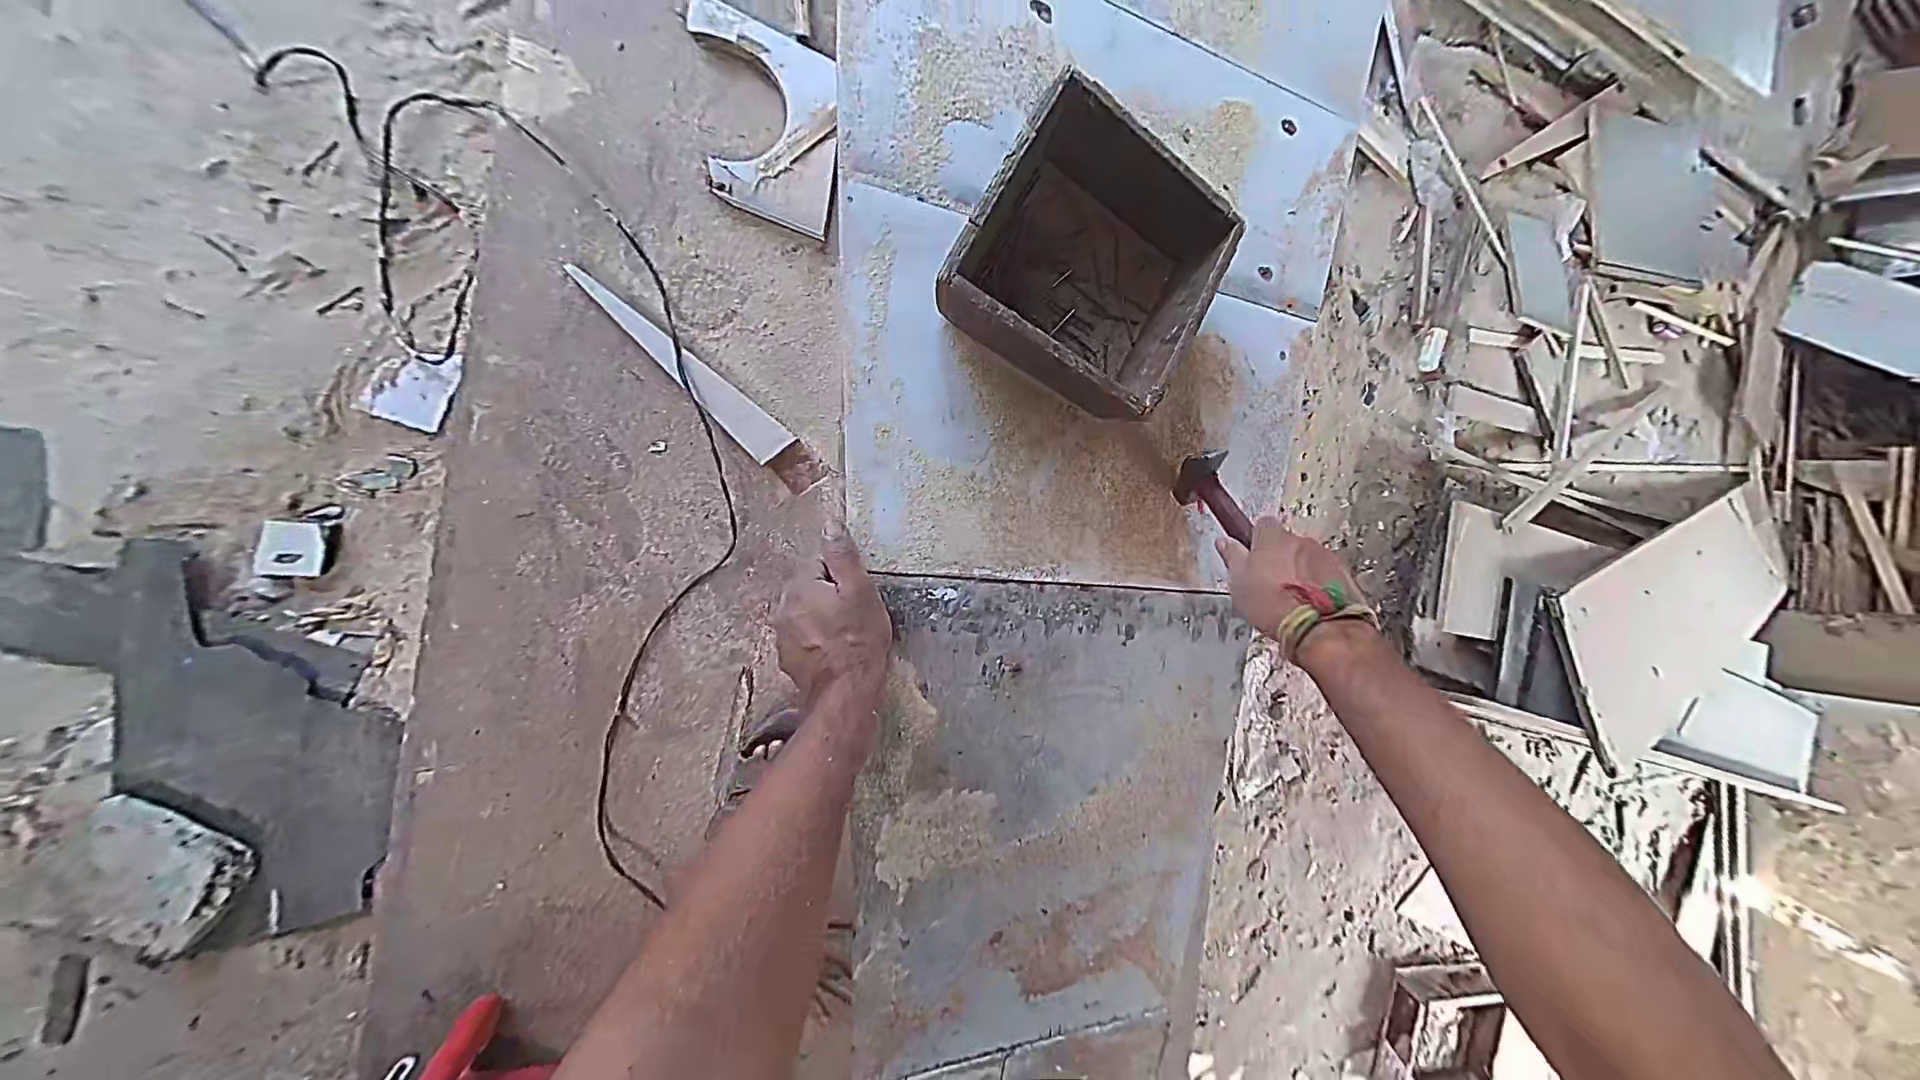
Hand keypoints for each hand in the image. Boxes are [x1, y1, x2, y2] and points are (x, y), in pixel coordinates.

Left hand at [775, 523, 891, 713]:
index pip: (819, 567)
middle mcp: (782, 609)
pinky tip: (836, 651)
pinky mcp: (788, 658)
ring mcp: (782, 636)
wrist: (846, 692)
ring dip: (824, 619)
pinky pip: (805, 637)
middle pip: (811, 590)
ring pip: (807, 614)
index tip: (855, 597)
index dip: (842, 579)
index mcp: (798, 587)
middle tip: (854, 616)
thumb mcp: (860, 591)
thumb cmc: (858, 640)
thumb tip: (830, 524)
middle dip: (831, 598)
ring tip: (847, 636)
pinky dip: (818, 640)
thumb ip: (842, 556)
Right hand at [1214, 516, 1360, 638]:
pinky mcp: (1342, 575)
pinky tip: (1305, 605)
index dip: (1255, 540)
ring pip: (1305, 559)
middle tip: (1266, 582)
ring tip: (1286, 599)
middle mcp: (1300, 541)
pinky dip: (1315, 585)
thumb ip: (1232, 557)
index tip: (1250, 553)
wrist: (1318, 627)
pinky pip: (1323, 575)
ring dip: (1297, 572)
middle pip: (1286, 543)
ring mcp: (1324, 557)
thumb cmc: (1275, 605)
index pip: (1262, 525)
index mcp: (1272, 538)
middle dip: (1278, 558)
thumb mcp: (1239, 582)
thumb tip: (1225, 543)